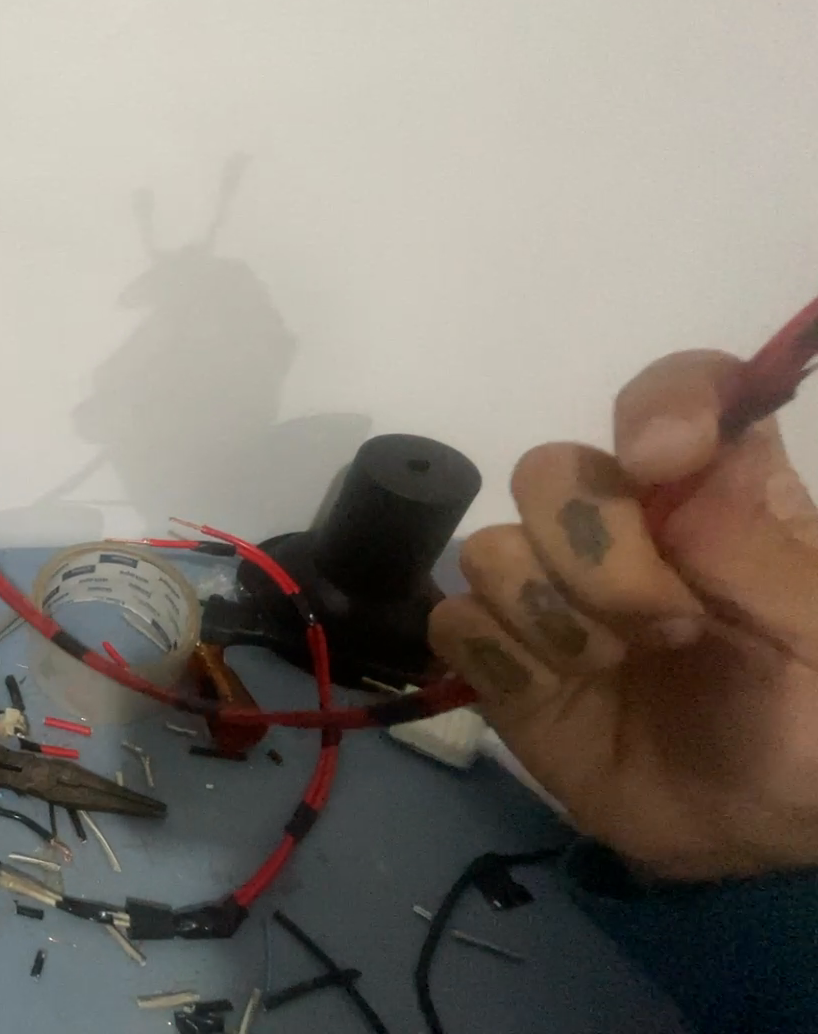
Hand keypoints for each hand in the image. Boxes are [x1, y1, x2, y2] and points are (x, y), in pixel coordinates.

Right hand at [431, 350, 817, 880]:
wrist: (740, 841)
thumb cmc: (814, 734)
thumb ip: (765, 558)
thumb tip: (671, 473)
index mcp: (713, 509)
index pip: (676, 396)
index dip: (661, 403)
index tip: (661, 462)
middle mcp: (612, 532)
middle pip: (547, 470)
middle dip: (593, 548)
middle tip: (664, 623)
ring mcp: (538, 587)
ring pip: (486, 549)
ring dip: (553, 619)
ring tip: (613, 668)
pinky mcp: (485, 643)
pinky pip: (454, 618)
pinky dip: (503, 658)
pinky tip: (551, 689)